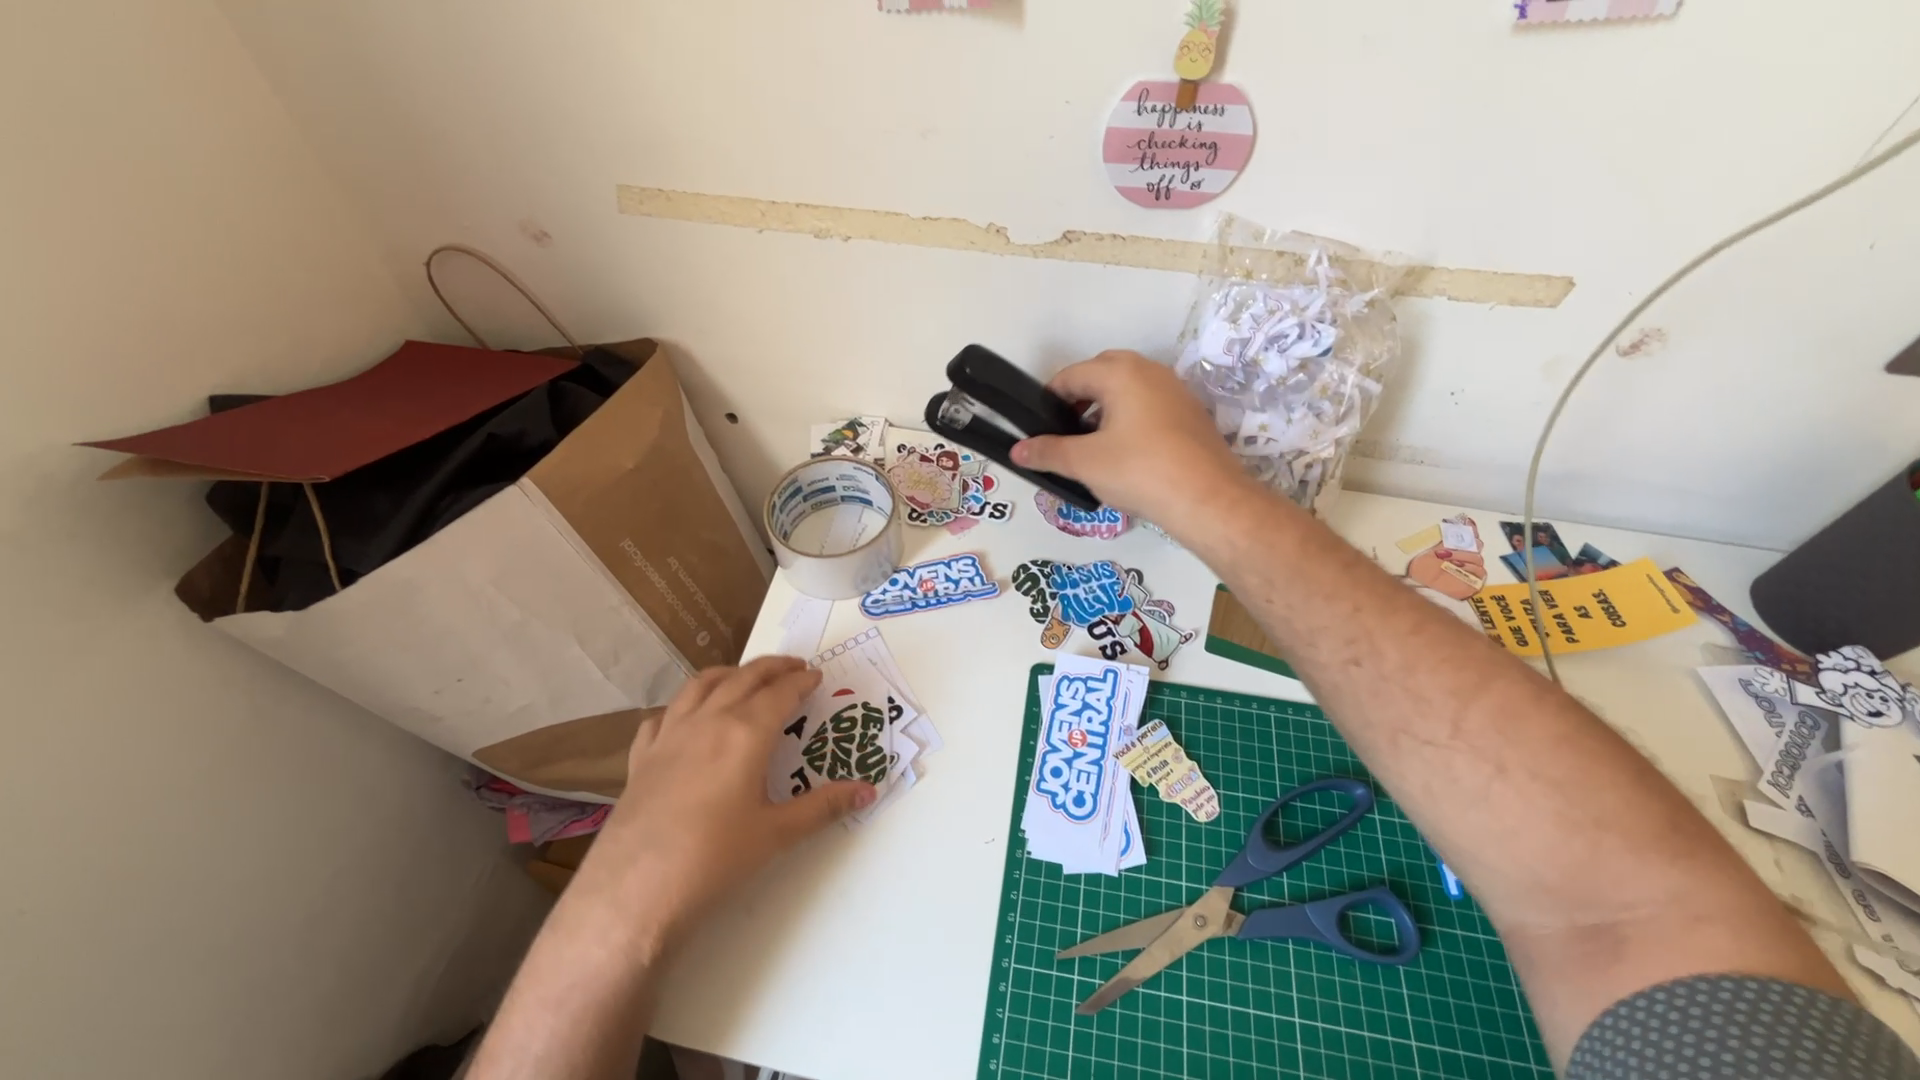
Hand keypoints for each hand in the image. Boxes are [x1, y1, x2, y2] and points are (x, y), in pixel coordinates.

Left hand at [588, 656, 875, 925]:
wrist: (634, 892)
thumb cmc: (714, 860)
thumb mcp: (777, 834)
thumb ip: (824, 807)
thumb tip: (869, 790)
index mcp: (745, 733)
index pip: (780, 693)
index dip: (801, 681)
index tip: (816, 675)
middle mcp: (707, 722)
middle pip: (743, 679)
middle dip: (771, 668)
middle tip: (793, 666)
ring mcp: (669, 736)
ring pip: (700, 686)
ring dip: (728, 673)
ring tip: (744, 675)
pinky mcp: (641, 758)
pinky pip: (663, 715)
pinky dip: (682, 705)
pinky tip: (686, 717)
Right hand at [1010, 351, 1248, 523]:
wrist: (1207, 499)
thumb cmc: (1140, 472)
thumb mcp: (1085, 463)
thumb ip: (1048, 452)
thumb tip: (1017, 450)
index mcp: (1120, 373)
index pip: (1071, 376)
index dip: (1048, 400)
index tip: (1039, 429)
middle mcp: (1150, 371)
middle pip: (1102, 373)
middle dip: (1079, 398)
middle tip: (1065, 432)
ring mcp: (1175, 391)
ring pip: (1129, 389)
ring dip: (1105, 408)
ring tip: (1092, 446)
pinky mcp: (1191, 414)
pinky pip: (1150, 405)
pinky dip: (1131, 419)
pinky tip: (1126, 454)